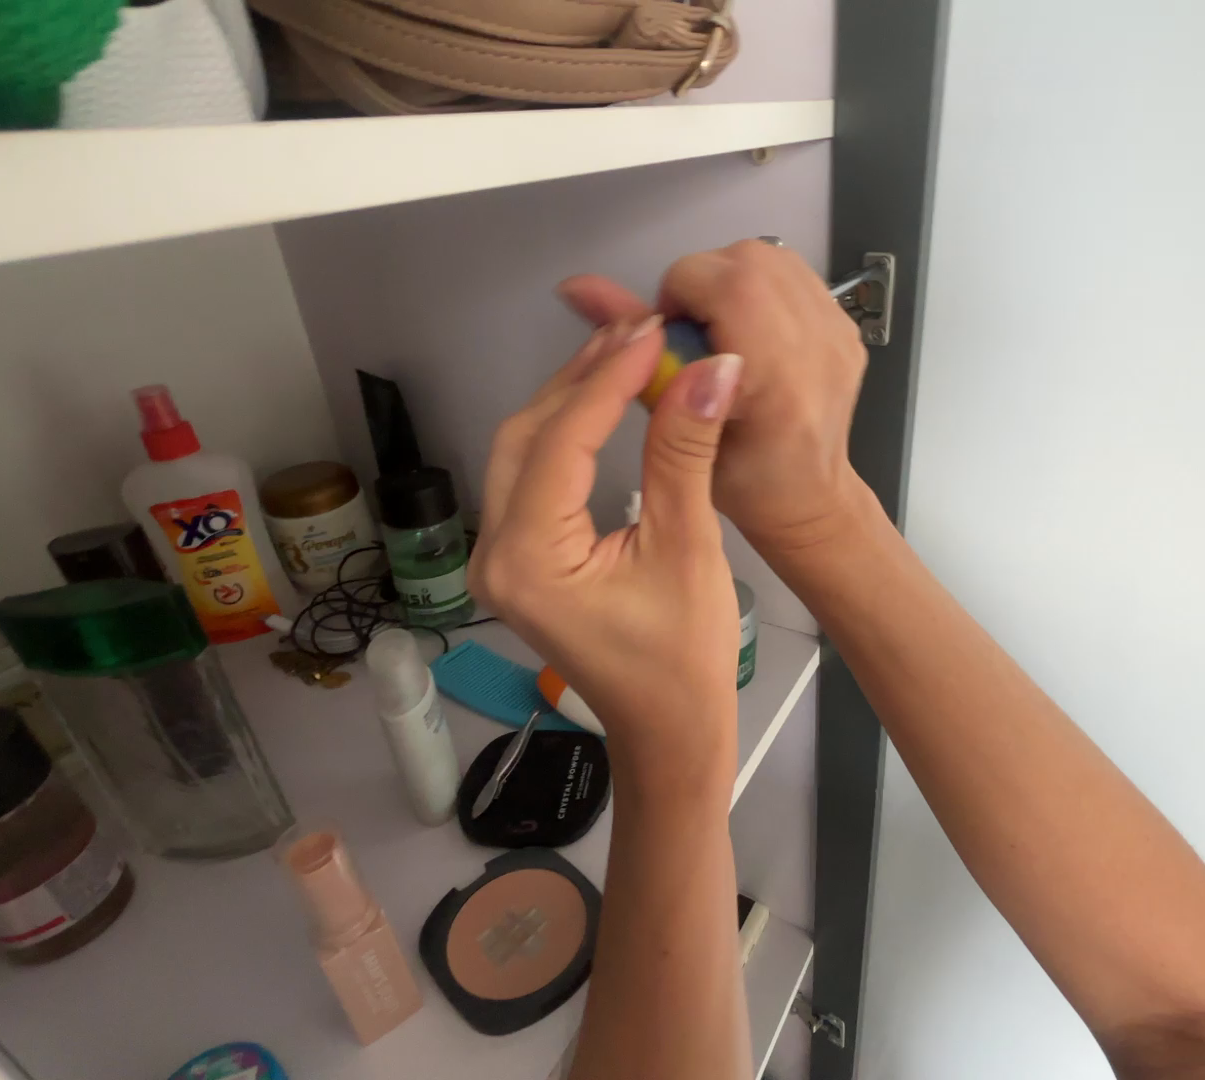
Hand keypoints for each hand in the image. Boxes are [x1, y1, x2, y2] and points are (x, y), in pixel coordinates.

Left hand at [469, 315, 744, 780]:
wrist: (667, 730)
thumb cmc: (684, 659)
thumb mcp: (687, 549)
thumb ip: (684, 453)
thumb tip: (711, 369)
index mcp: (528, 561)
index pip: (559, 442)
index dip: (606, 380)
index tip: (652, 331)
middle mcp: (492, 555)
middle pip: (524, 437)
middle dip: (579, 380)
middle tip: (637, 334)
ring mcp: (496, 560)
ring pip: (521, 453)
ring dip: (568, 401)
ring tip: (623, 355)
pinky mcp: (515, 561)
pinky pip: (529, 479)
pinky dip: (564, 436)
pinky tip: (599, 405)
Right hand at [558, 239, 868, 559]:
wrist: (809, 499)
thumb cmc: (740, 484)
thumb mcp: (673, 425)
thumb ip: (631, 352)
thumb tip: (577, 287)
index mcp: (776, 382)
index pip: (720, 283)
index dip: (679, 297)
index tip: (674, 343)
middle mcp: (818, 347)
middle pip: (745, 259)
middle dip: (703, 284)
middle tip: (695, 337)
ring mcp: (839, 332)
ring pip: (770, 257)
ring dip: (730, 282)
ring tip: (723, 332)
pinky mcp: (846, 326)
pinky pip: (793, 274)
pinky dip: (760, 289)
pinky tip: (753, 333)